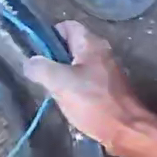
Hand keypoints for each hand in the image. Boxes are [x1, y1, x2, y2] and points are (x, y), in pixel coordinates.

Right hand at [22, 21, 156, 155]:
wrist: (126, 130)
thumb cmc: (94, 102)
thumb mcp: (60, 83)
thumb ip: (41, 68)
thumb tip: (29, 61)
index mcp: (91, 43)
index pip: (67, 26)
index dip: (49, 35)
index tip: (35, 52)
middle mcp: (101, 52)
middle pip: (71, 46)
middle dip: (54, 58)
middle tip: (40, 74)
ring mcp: (107, 70)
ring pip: (78, 65)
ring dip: (63, 75)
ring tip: (50, 90)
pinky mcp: (109, 88)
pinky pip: (86, 80)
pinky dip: (74, 87)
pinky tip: (67, 102)